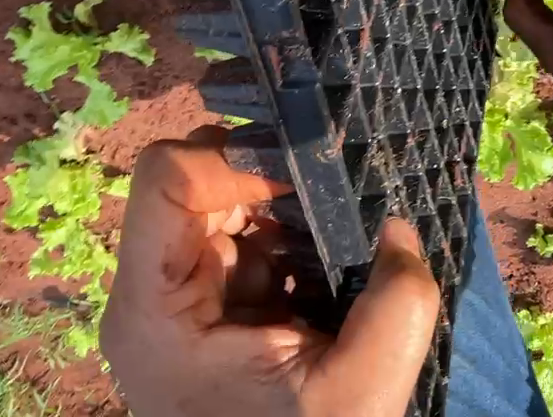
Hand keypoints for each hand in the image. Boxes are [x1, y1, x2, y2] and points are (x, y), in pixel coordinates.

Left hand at [100, 128, 440, 416]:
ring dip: (289, 202)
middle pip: (196, 178)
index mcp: (155, 309)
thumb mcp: (357, 397)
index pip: (166, 177)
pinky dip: (296, 228)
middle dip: (270, 174)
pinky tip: (330, 260)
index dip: (233, 160)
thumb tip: (396, 229)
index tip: (299, 183)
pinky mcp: (217, 299)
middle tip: (331, 193)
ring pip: (227, 196)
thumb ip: (397, 307)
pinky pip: (251, 228)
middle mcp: (155, 290)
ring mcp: (184, 294)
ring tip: (337, 230)